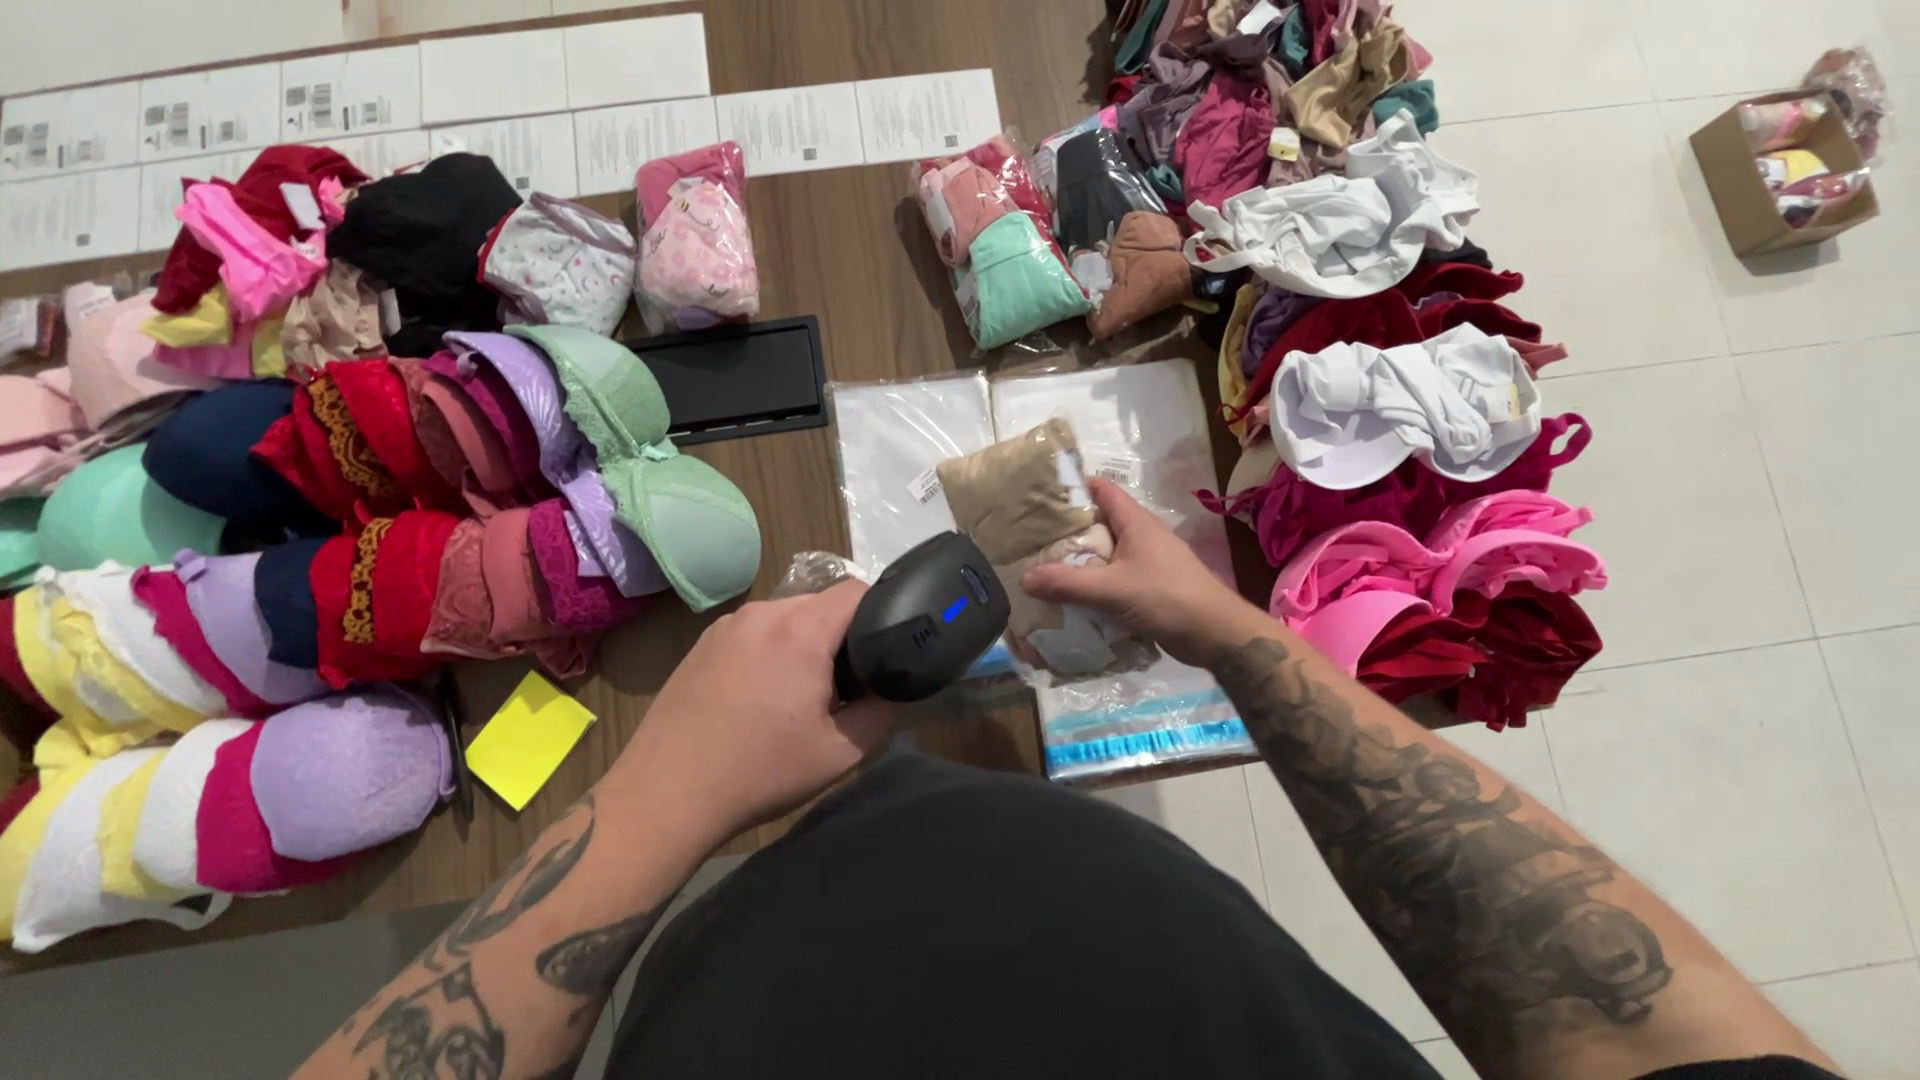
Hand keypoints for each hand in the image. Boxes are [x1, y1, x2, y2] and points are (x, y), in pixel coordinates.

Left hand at [617, 581, 894, 840]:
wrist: (666, 795)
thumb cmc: (760, 771)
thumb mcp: (840, 753)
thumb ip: (881, 713)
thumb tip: (895, 691)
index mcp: (801, 630)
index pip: (857, 590)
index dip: (883, 612)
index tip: (887, 649)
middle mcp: (763, 613)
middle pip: (821, 603)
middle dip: (843, 635)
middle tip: (848, 685)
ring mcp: (726, 626)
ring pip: (786, 618)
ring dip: (805, 644)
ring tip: (802, 694)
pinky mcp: (702, 644)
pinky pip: (755, 633)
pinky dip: (771, 651)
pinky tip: (761, 697)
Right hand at [1021, 478, 1257, 664]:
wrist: (1217, 635)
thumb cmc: (1168, 598)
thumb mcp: (1113, 589)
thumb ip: (1068, 583)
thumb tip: (1025, 578)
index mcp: (1136, 522)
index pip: (1103, 489)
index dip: (1075, 486)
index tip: (1041, 494)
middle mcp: (1142, 536)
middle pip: (1100, 523)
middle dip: (1069, 528)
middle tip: (1033, 536)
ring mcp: (1148, 562)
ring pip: (1106, 554)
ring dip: (1080, 560)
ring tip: (1044, 566)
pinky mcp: (1150, 587)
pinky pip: (1114, 578)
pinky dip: (1094, 584)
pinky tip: (1072, 597)